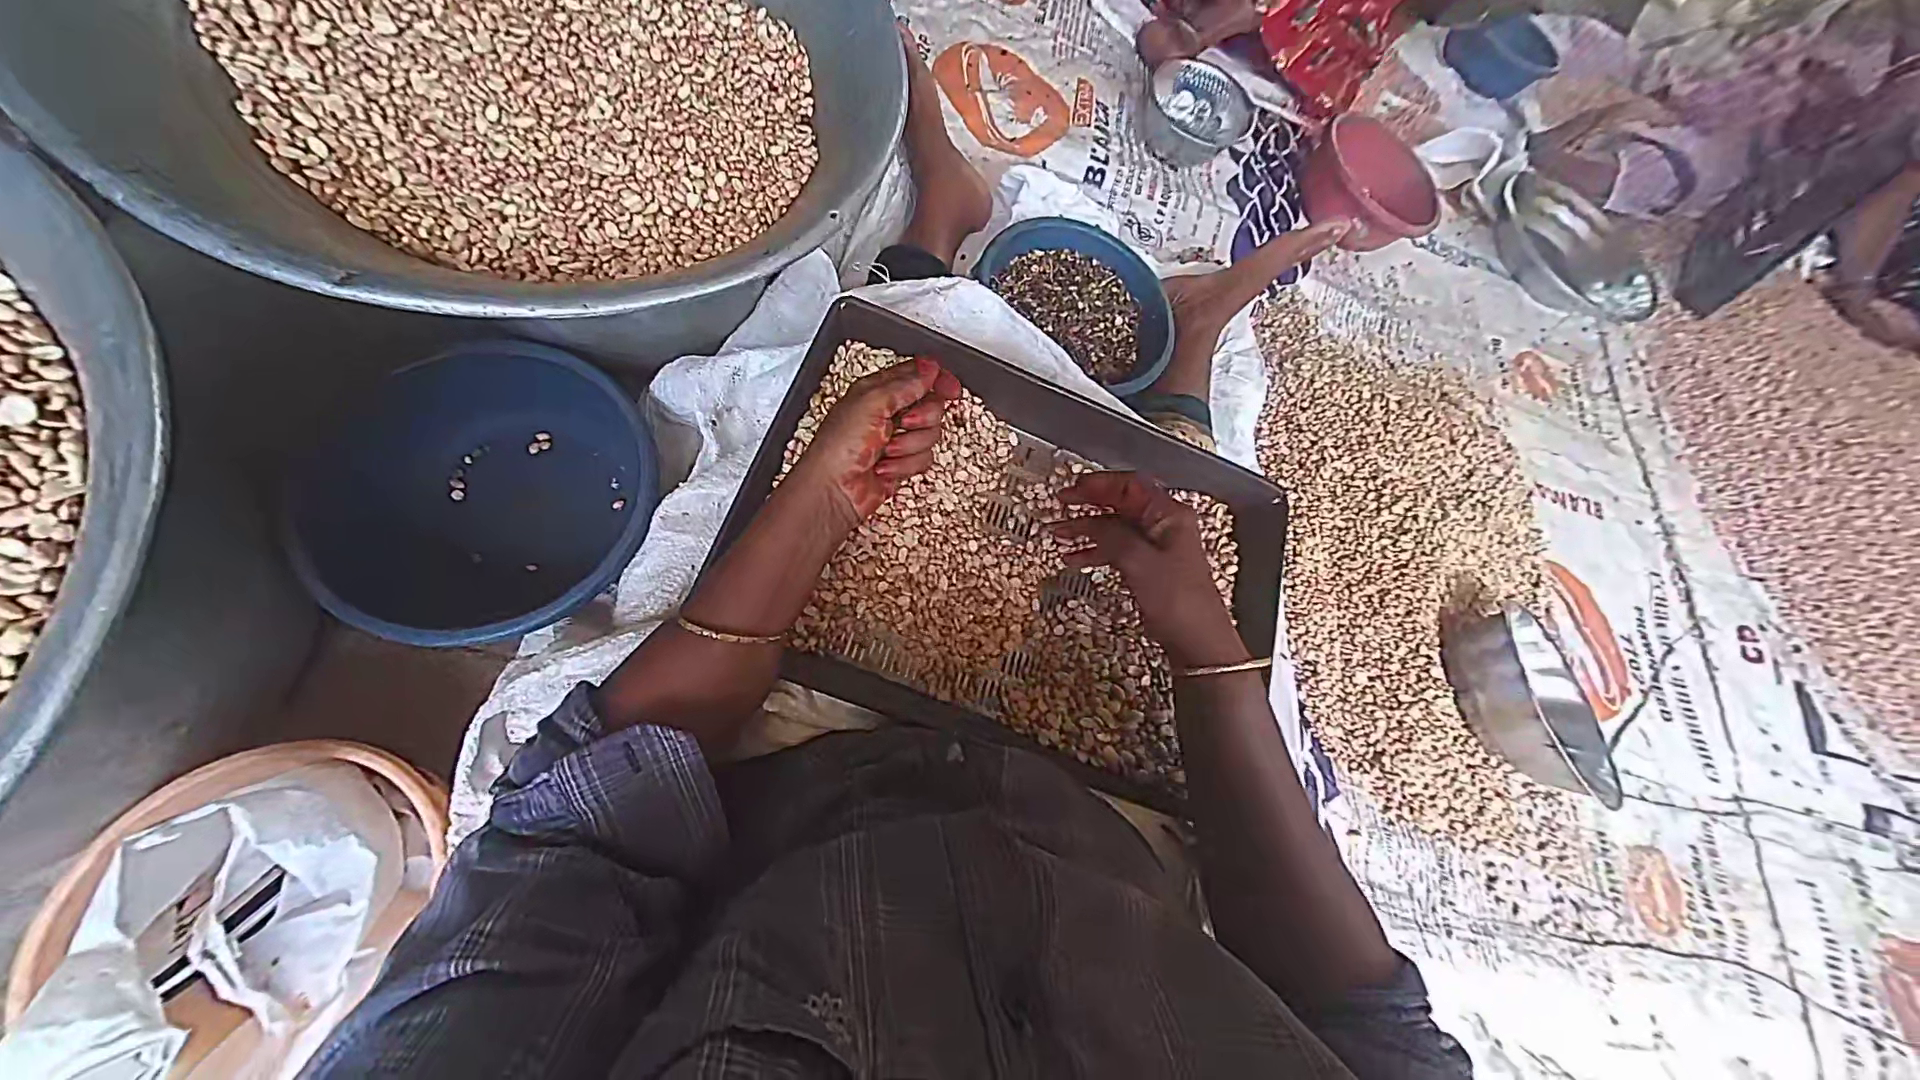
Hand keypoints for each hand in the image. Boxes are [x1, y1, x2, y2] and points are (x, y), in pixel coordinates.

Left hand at [790, 356, 962, 530]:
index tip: (951, 389)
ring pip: (931, 435)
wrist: (834, 490)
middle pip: (932, 406)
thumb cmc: (839, 448)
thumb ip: (904, 384)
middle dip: (923, 417)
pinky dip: (906, 465)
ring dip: (910, 445)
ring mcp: (897, 439)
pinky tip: (886, 468)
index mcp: (879, 390)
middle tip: (906, 423)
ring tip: (887, 450)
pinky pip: (924, 459)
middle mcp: (889, 413)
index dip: (937, 380)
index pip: (917, 375)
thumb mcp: (871, 403)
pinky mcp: (902, 463)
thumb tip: (929, 370)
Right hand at [1050, 471, 1246, 668]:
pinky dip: (1095, 551)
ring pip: (1115, 528)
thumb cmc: (1178, 601)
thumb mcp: (1139, 562)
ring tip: (1059, 534)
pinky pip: (1116, 550)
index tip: (1072, 489)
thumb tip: (1086, 521)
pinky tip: (1074, 559)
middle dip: (1088, 504)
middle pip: (1120, 504)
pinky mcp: (1149, 568)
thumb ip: (1111, 535)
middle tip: (1060, 504)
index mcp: (1169, 515)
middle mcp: (1164, 525)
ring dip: (1086, 529)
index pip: (1130, 485)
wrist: (1198, 644)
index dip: (1099, 484)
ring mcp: (1157, 547)